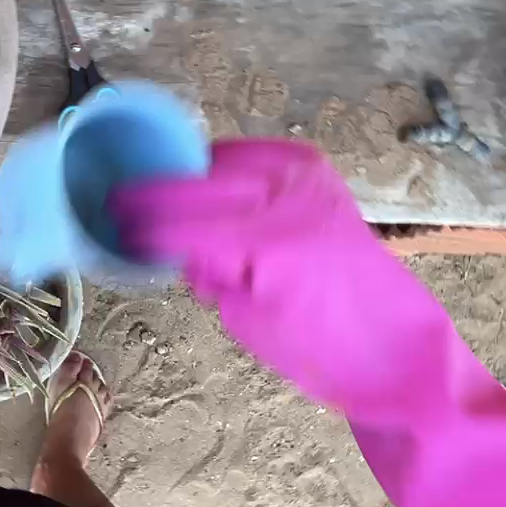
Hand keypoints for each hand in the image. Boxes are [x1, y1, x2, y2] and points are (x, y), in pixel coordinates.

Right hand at [108, 138, 424, 412]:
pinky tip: (204, 187)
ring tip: (158, 199)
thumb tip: (170, 243)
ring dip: (188, 179)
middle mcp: (288, 196)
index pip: (184, 224)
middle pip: (198, 183)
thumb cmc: (321, 350)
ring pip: (221, 161)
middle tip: (119, 203)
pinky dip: (221, 168)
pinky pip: (249, 156)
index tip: (110, 219)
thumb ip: (208, 271)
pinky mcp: (314, 169)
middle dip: (156, 194)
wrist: (395, 343)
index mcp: (268, 244)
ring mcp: (305, 175)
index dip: (143, 222)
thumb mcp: (247, 320)